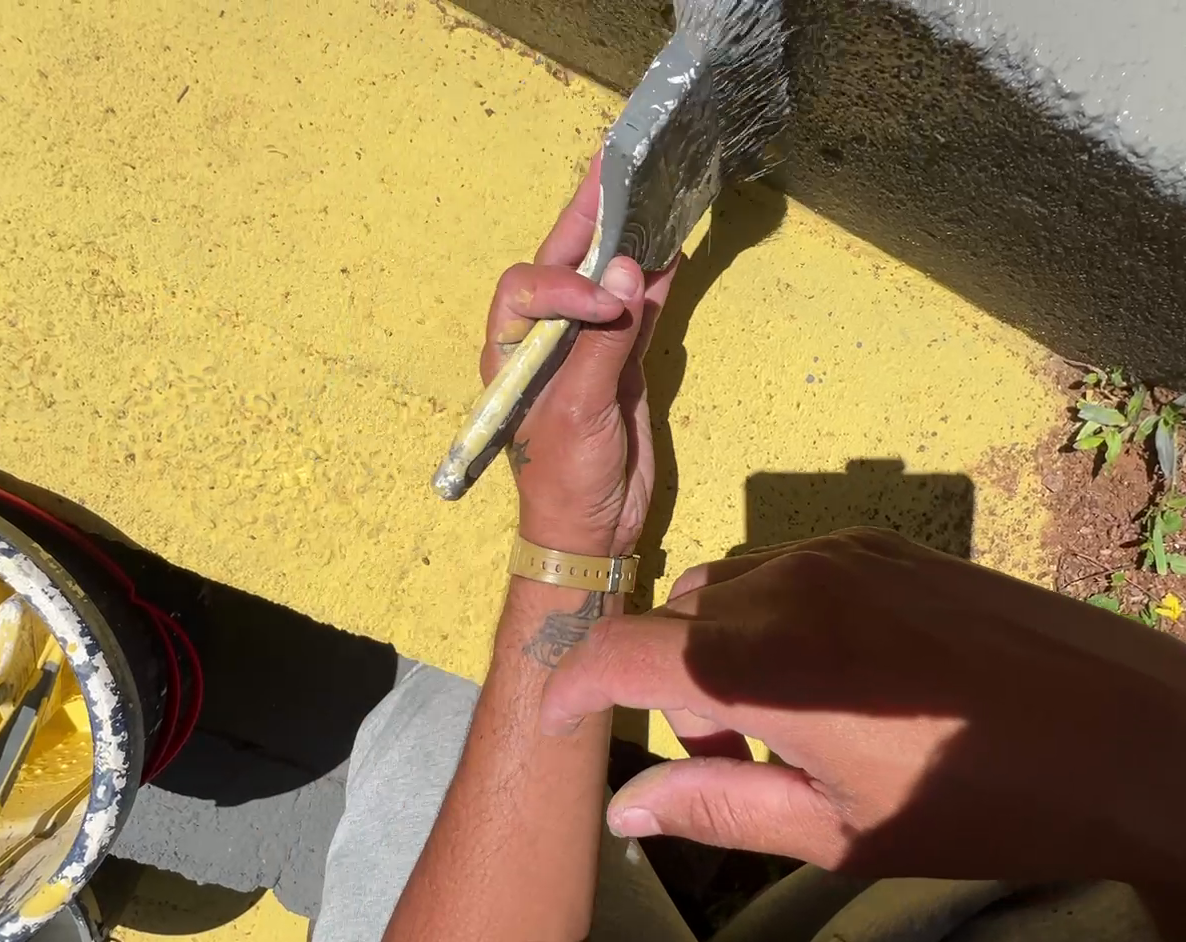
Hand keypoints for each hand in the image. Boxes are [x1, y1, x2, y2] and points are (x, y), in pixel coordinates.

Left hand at [481, 157, 676, 555]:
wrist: (592, 528)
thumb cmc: (565, 478)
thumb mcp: (576, 413)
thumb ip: (600, 343)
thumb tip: (628, 272)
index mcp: (511, 351)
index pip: (528, 287)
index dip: (565, 278)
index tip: (604, 300)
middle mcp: (544, 342)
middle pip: (561, 267)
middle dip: (586, 221)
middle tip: (613, 169)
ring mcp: (585, 351)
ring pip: (604, 285)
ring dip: (627, 246)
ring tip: (650, 194)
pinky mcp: (621, 367)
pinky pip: (637, 316)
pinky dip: (655, 287)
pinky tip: (673, 252)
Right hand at [540, 527, 1185, 941]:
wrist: (1138, 734)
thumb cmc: (979, 803)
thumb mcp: (837, 830)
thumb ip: (716, 809)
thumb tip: (624, 810)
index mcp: (762, 663)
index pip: (622, 653)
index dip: (575, 681)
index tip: (562, 713)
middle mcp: (782, 584)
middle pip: (673, 623)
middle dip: (674, 689)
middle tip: (738, 757)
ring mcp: (833, 552)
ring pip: (723, 590)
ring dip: (720, 650)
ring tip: (793, 714)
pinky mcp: (877, 540)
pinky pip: (780, 571)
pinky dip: (769, 618)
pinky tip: (840, 668)